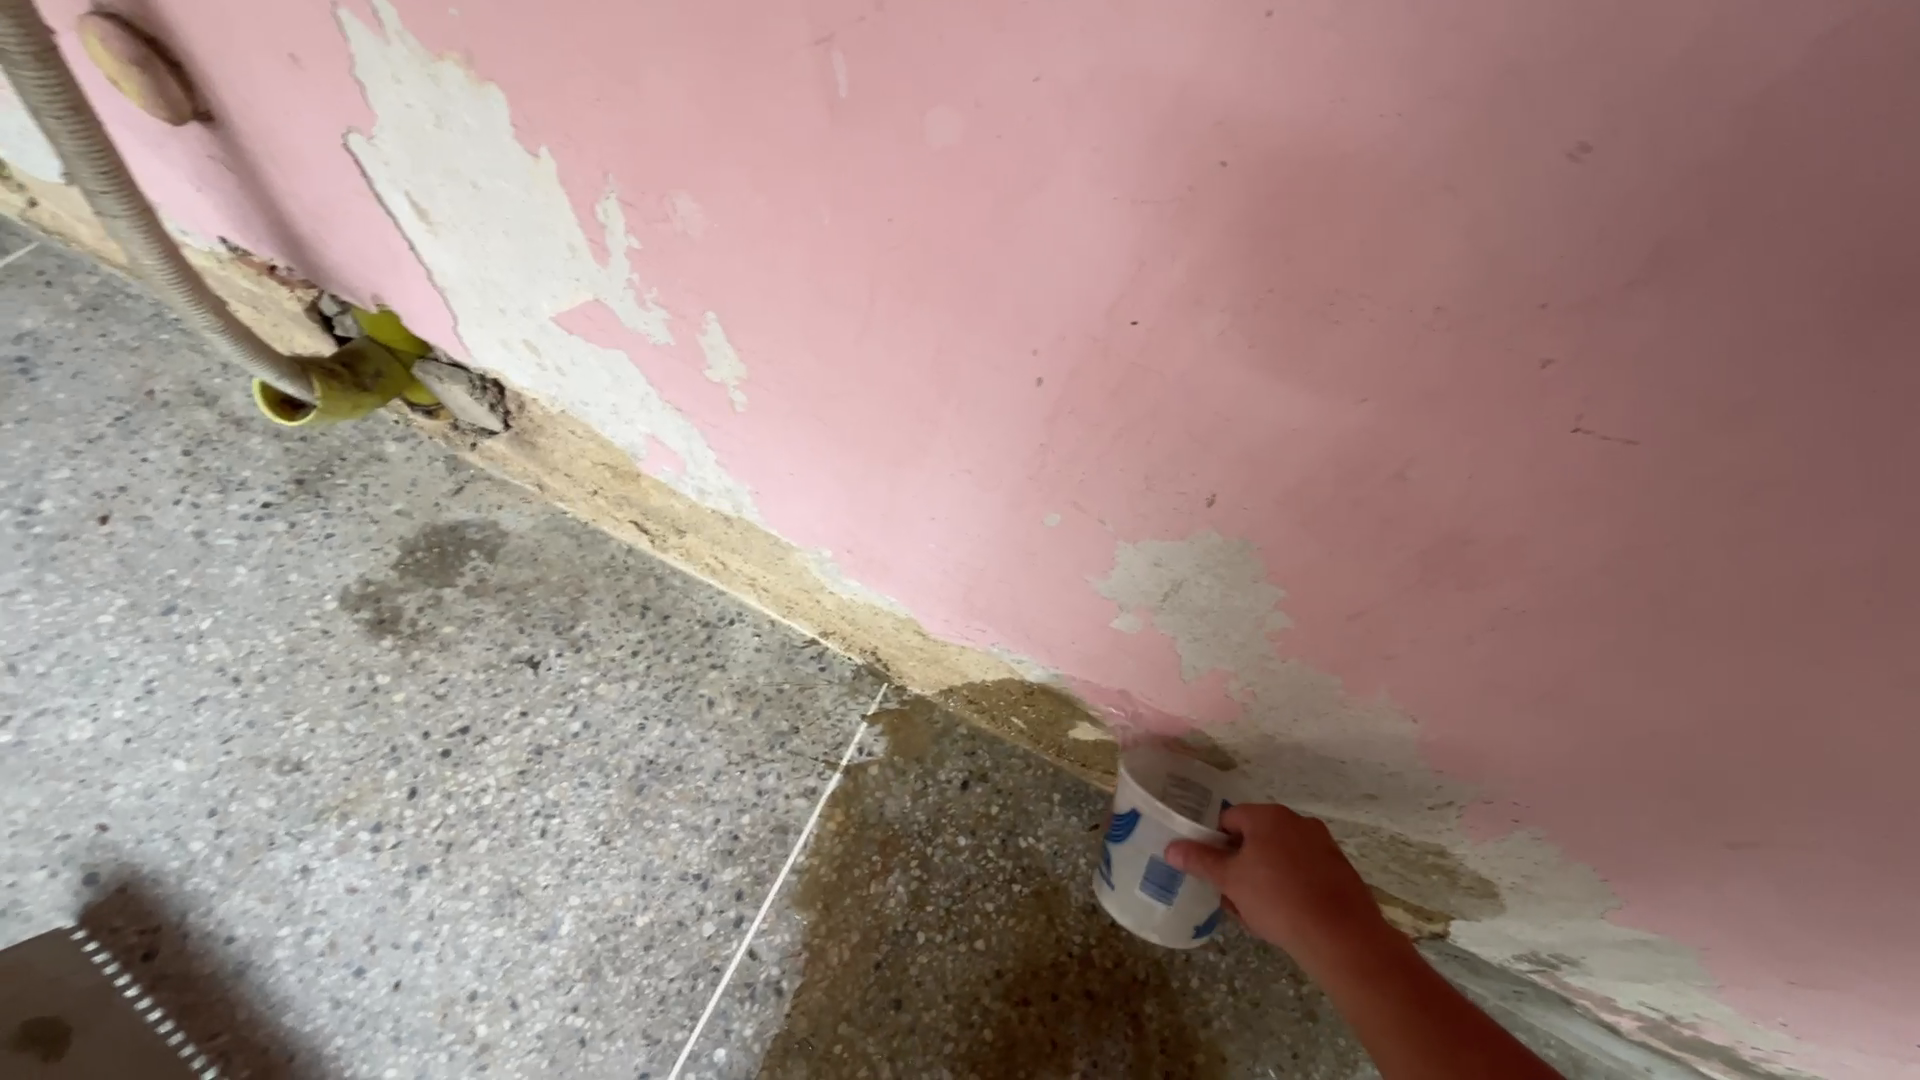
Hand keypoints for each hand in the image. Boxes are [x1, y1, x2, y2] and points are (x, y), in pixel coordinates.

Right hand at [1165, 803, 1385, 961]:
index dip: (1216, 846)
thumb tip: (1171, 847)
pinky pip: (1303, 874)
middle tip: (1234, 897)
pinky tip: (1287, 918)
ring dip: (1264, 880)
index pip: (1228, 820)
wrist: (1342, 938)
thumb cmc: (1277, 899)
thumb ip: (1199, 860)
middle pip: (1255, 839)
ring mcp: (1323, 846)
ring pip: (1279, 859)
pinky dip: (1291, 889)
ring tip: (1259, 915)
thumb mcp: (1229, 880)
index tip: (1215, 873)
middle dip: (1241, 867)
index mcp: (1268, 815)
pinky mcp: (1340, 871)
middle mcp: (1298, 822)